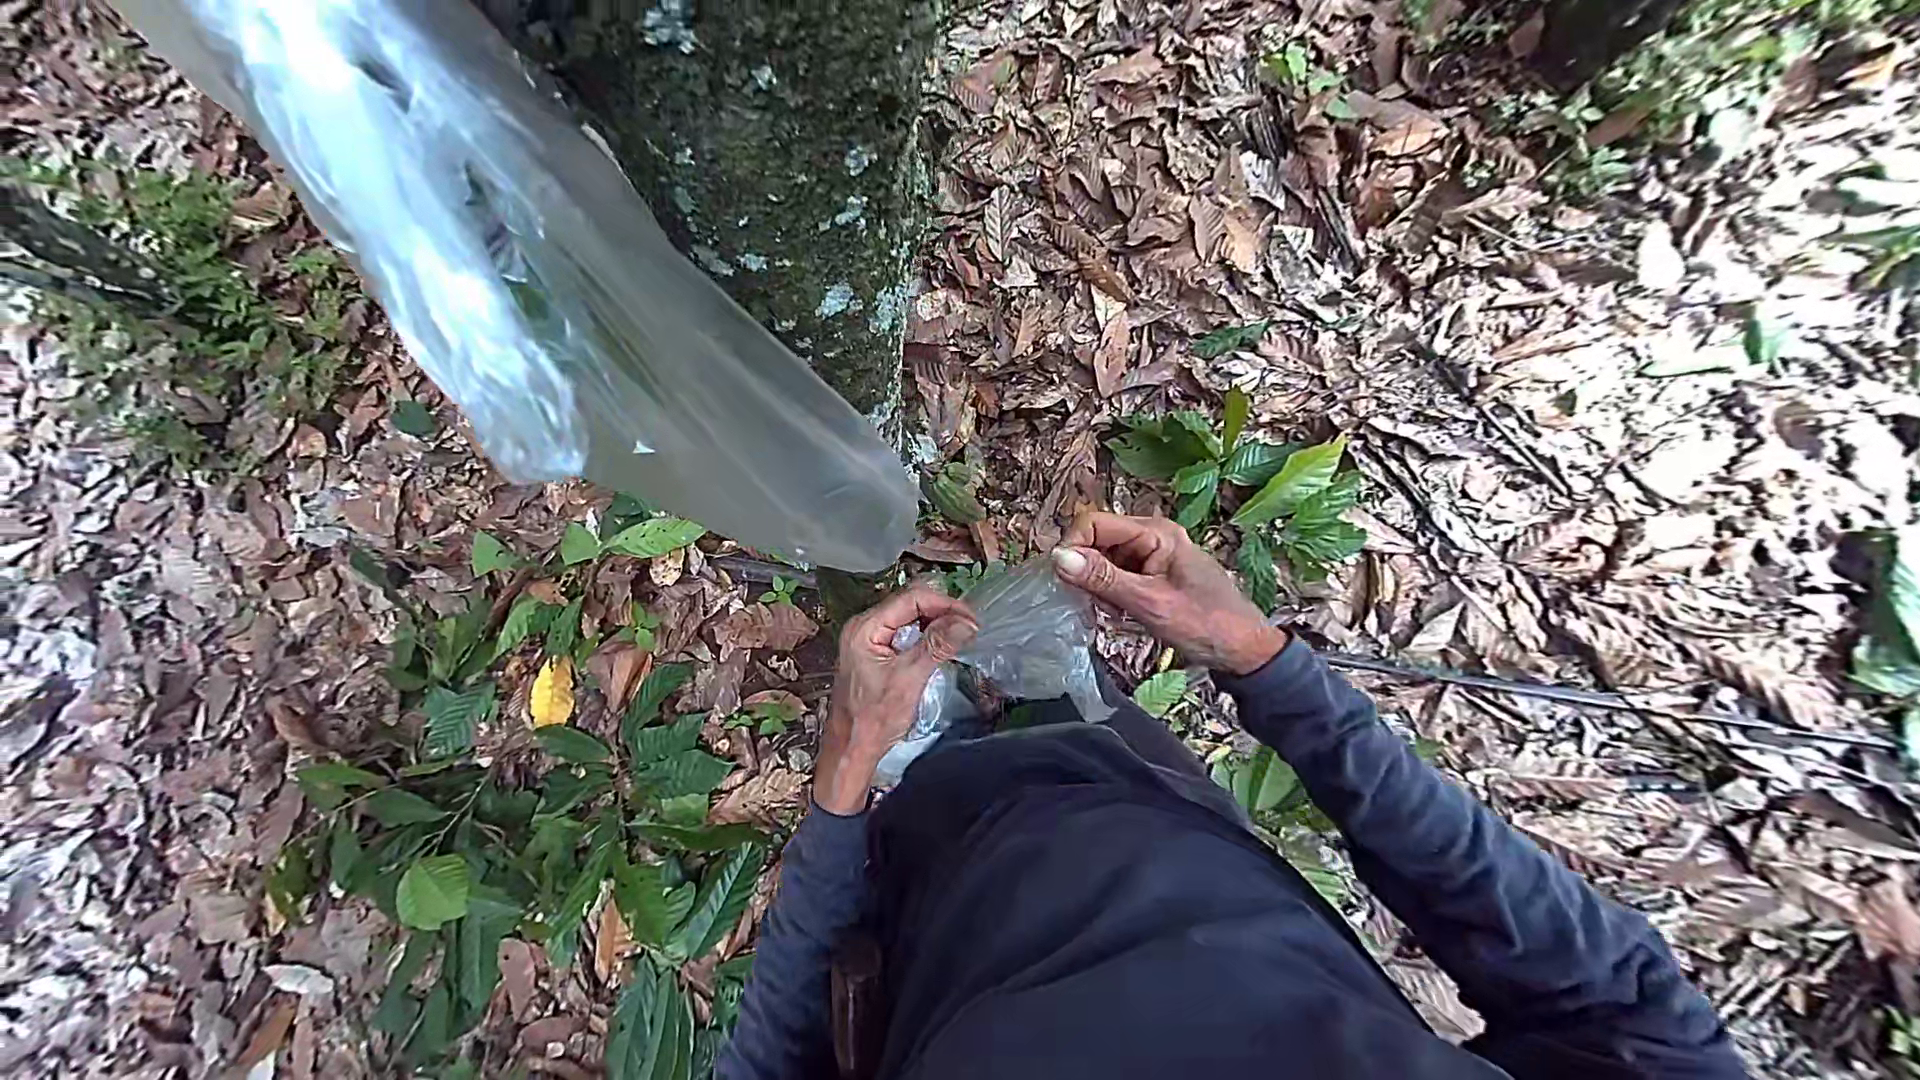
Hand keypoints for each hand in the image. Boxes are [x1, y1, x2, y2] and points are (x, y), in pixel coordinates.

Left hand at [814, 585, 977, 814]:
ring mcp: (868, 639)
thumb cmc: (873, 720)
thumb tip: (965, 623)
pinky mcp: (875, 652)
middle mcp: (864, 627)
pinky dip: (926, 636)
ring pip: (909, 618)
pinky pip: (904, 633)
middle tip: (969, 628)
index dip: (945, 605)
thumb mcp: (909, 679)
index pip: (911, 599)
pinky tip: (941, 646)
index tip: (970, 620)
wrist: (851, 750)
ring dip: (936, 623)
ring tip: (960, 635)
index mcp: (865, 628)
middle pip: (910, 604)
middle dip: (943, 612)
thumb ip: (936, 646)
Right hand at [1051, 512, 1285, 675]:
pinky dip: (1110, 593)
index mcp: (1154, 532)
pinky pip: (1116, 574)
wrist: (1243, 650)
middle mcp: (1151, 536)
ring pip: (1103, 559)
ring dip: (1098, 585)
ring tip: (1114, 611)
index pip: (1093, 523)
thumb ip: (1103, 579)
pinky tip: (1120, 612)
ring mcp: (1151, 554)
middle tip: (1094, 602)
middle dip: (1086, 570)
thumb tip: (1058, 558)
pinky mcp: (1151, 573)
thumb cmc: (1204, 623)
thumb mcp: (1148, 602)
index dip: (1072, 547)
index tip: (1064, 580)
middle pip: (1096, 540)